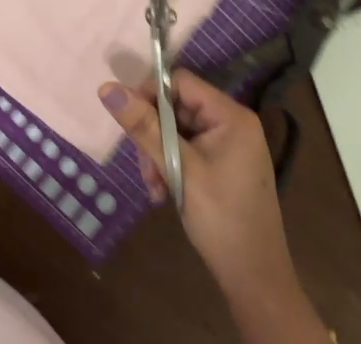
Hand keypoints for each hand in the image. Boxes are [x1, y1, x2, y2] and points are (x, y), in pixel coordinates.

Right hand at [99, 71, 298, 299]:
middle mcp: (232, 125)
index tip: (129, 122)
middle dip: (153, 135)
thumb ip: (143, 126)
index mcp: (231, 117)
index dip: (150, 95)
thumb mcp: (177, 168)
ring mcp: (228, 146)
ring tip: (155, 187)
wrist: (254, 277)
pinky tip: (163, 192)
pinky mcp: (221, 166)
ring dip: (157, 155)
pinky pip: (185, 150)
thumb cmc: (221, 217)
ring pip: (176, 131)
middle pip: (175, 108)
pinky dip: (169, 166)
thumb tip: (107, 88)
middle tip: (145, 168)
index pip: (180, 83)